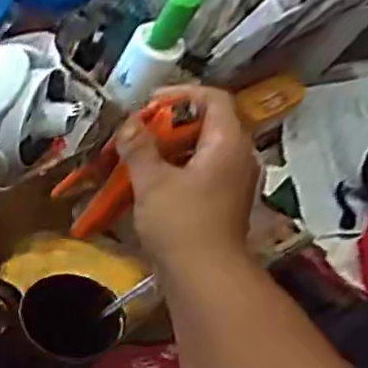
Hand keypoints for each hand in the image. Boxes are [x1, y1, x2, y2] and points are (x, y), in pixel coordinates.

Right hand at [118, 86, 260, 268]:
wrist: (202, 272)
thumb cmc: (179, 224)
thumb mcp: (152, 184)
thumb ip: (139, 150)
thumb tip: (128, 124)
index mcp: (228, 141)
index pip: (212, 99)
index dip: (181, 95)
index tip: (149, 103)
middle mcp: (238, 155)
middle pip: (207, 125)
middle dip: (171, 125)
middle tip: (138, 134)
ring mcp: (233, 181)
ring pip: (202, 151)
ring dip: (171, 150)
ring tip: (140, 160)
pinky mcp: (222, 203)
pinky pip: (201, 174)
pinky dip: (177, 171)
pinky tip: (153, 186)